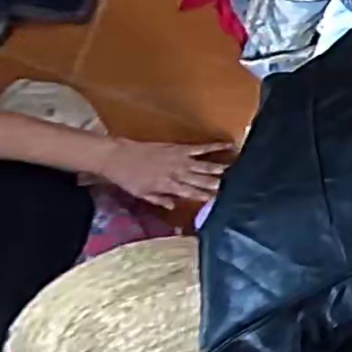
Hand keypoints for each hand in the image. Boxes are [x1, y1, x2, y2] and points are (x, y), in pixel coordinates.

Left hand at [98, 139, 228, 207]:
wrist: (114, 157)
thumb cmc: (126, 177)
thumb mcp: (139, 193)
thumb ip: (159, 200)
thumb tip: (175, 206)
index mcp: (168, 186)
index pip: (192, 193)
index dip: (207, 196)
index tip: (220, 198)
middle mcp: (178, 174)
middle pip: (203, 180)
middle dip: (219, 184)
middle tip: (235, 186)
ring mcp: (182, 160)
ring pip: (207, 166)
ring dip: (222, 169)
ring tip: (237, 170)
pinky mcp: (182, 149)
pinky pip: (203, 148)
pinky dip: (217, 146)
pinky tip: (230, 146)